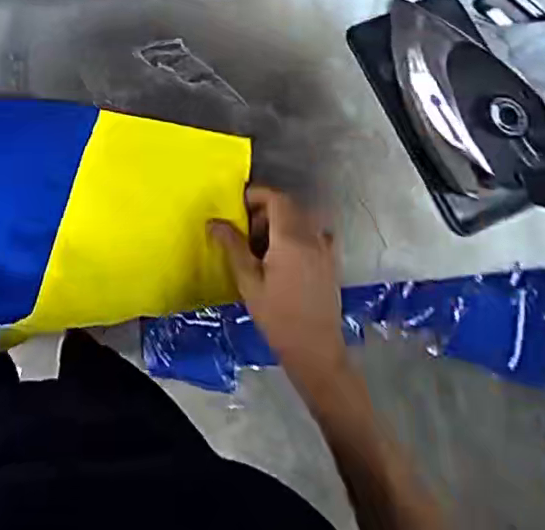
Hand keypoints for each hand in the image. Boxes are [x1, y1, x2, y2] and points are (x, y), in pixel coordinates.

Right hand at [209, 185, 347, 380]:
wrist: (316, 350)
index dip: (256, 195)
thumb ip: (233, 247)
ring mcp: (325, 248)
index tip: (238, 205)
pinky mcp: (331, 261)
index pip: (276, 198)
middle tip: (245, 231)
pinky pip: (312, 234)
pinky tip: (284, 258)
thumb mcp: (249, 283)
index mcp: (291, 237)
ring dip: (280, 223)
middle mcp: (312, 236)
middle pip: (289, 206)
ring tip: (261, 247)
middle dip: (265, 210)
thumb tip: (214, 222)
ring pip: (301, 219)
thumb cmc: (278, 318)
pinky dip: (296, 235)